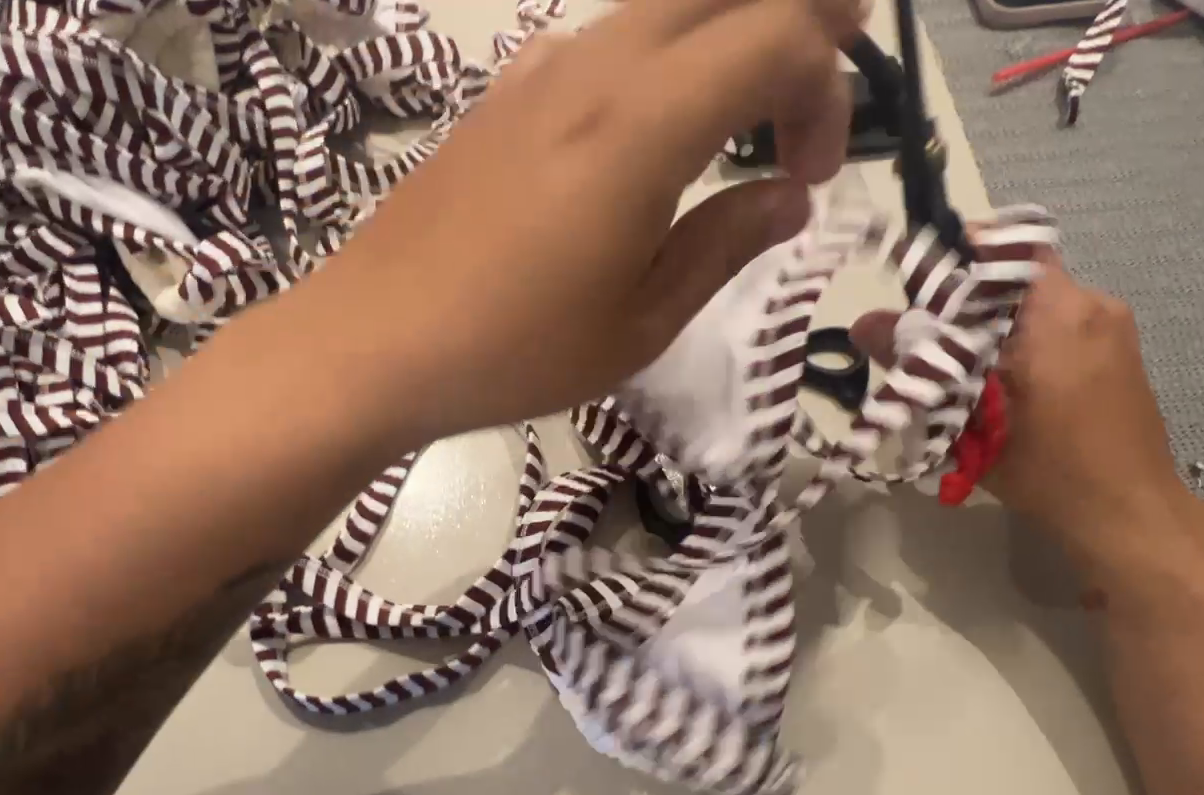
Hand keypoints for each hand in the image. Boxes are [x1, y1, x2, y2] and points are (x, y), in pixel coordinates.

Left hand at [283, 0, 867, 443]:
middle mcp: (596, 67)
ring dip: (723, 32)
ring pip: (659, 3)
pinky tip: (650, 123)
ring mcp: (539, 72)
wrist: (375, 342)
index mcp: (644, 123)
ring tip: (747, 101)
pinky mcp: (501, 96)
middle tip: (828, 70)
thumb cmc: (514, 350)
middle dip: (800, 13)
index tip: (813, 180)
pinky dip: (657, 53)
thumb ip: (724, 247)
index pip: (780, 37)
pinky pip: (601, 39)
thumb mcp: (640, 324)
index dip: (826, 95)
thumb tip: (786, 200)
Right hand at [853, 254, 1190, 560]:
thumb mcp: (969, 421)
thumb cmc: (1047, 468)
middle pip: (1012, 278)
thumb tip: (863, 322)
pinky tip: (996, 384)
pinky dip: (1017, 340)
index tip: (914, 286)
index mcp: (1058, 314)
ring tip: (955, 366)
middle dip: (962, 301)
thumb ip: (919, 364)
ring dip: (989, 324)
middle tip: (922, 338)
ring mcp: (1110, 326)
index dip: (955, 256)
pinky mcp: (1114, 349)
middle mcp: (1091, 304)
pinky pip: (1054, 324)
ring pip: (1031, 303)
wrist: (1125, 511)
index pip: (1003, 249)